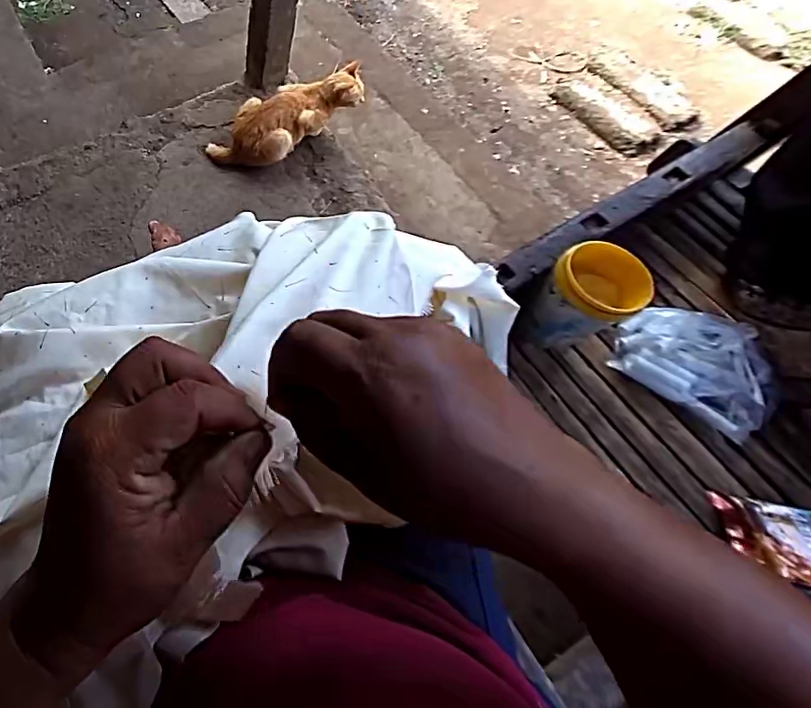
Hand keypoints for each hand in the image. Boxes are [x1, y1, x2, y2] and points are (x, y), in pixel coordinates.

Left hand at [7, 337, 269, 686]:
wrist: (63, 609)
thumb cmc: (122, 584)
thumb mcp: (186, 543)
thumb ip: (227, 483)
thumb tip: (260, 436)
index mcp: (112, 451)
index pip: (183, 398)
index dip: (229, 406)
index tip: (256, 429)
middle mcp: (95, 421)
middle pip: (156, 358)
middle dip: (204, 377)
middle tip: (231, 415)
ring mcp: (90, 418)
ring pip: (147, 362)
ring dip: (188, 380)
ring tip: (215, 419)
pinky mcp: (95, 423)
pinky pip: (139, 383)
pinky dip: (173, 391)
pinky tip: (191, 429)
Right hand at [269, 310, 608, 552]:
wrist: (530, 480)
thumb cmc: (443, 490)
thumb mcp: (364, 470)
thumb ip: (315, 424)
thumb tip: (293, 394)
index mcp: (366, 368)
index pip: (297, 338)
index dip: (280, 367)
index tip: (290, 402)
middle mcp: (393, 333)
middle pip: (325, 321)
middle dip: (308, 354)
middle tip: (317, 399)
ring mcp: (426, 327)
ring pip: (360, 322)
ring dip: (343, 351)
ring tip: (362, 399)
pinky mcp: (450, 333)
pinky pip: (395, 329)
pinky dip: (378, 350)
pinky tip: (401, 391)